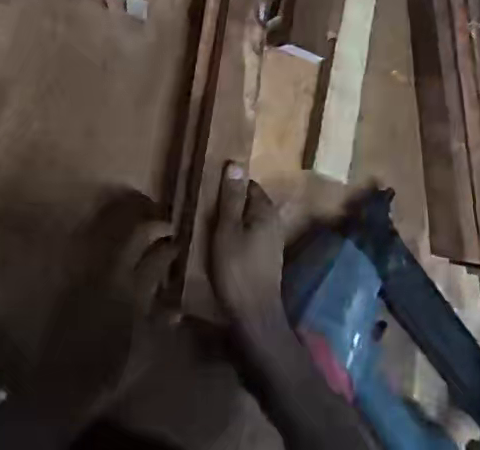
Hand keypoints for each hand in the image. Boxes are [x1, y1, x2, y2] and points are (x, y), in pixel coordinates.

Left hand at [25, 195, 176, 420]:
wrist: (63, 384)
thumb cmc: (109, 371)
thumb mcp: (144, 352)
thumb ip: (160, 325)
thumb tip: (177, 310)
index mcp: (135, 290)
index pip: (157, 258)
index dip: (169, 247)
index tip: (175, 241)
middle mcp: (114, 274)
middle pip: (135, 236)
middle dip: (150, 225)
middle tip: (160, 224)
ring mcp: (91, 274)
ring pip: (112, 238)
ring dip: (127, 228)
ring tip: (138, 225)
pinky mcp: (73, 282)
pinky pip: (93, 250)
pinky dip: (105, 242)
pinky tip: (112, 247)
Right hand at [210, 163, 285, 329]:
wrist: (254, 316)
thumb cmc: (237, 270)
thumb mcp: (227, 230)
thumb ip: (231, 198)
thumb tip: (235, 164)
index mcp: (266, 210)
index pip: (248, 185)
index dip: (229, 187)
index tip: (209, 194)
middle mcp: (274, 221)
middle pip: (249, 203)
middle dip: (230, 205)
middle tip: (206, 213)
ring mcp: (273, 242)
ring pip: (249, 221)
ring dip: (233, 223)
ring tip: (210, 230)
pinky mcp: (268, 259)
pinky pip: (251, 237)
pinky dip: (238, 238)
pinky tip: (223, 249)